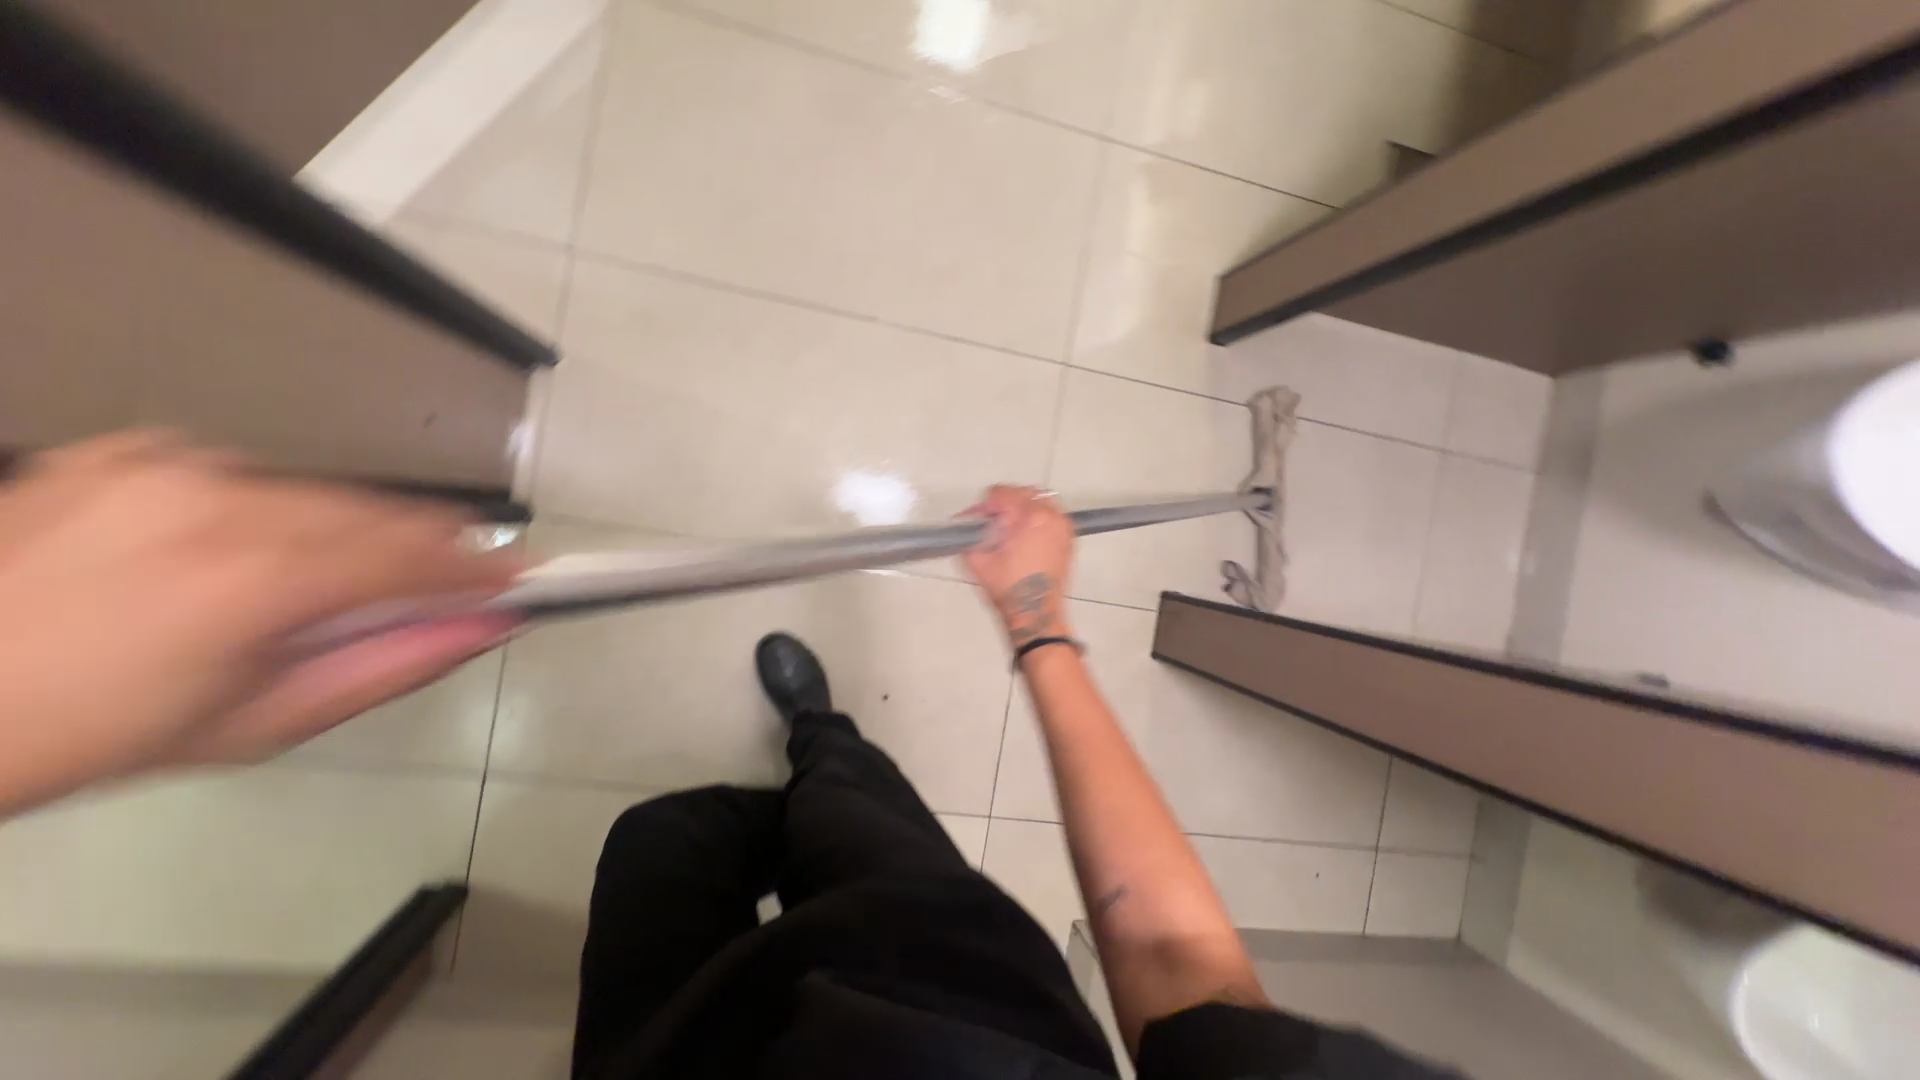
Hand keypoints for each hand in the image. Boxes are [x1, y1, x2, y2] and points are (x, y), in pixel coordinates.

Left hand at [0, 432, 523, 812]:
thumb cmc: (110, 732)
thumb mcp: (266, 722)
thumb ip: (394, 664)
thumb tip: (491, 624)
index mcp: (258, 578)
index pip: (412, 556)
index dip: (477, 568)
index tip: (525, 576)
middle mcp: (222, 501)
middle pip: (374, 515)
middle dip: (421, 549)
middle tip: (451, 579)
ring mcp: (169, 467)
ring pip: (317, 493)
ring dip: (349, 532)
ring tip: (337, 577)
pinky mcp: (129, 452)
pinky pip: (246, 476)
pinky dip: (271, 511)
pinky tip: (239, 550)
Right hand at [960, 485, 1073, 649]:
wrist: (1036, 614)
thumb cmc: (1007, 588)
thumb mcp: (978, 560)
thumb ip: (970, 534)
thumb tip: (967, 520)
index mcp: (1029, 517)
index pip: (1001, 493)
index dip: (985, 506)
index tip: (976, 520)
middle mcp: (1051, 515)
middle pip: (1023, 493)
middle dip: (1005, 504)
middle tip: (992, 523)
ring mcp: (1064, 526)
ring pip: (1041, 500)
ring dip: (1024, 508)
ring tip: (1011, 527)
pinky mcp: (1070, 538)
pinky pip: (1053, 515)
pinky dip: (1039, 518)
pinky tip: (1027, 535)